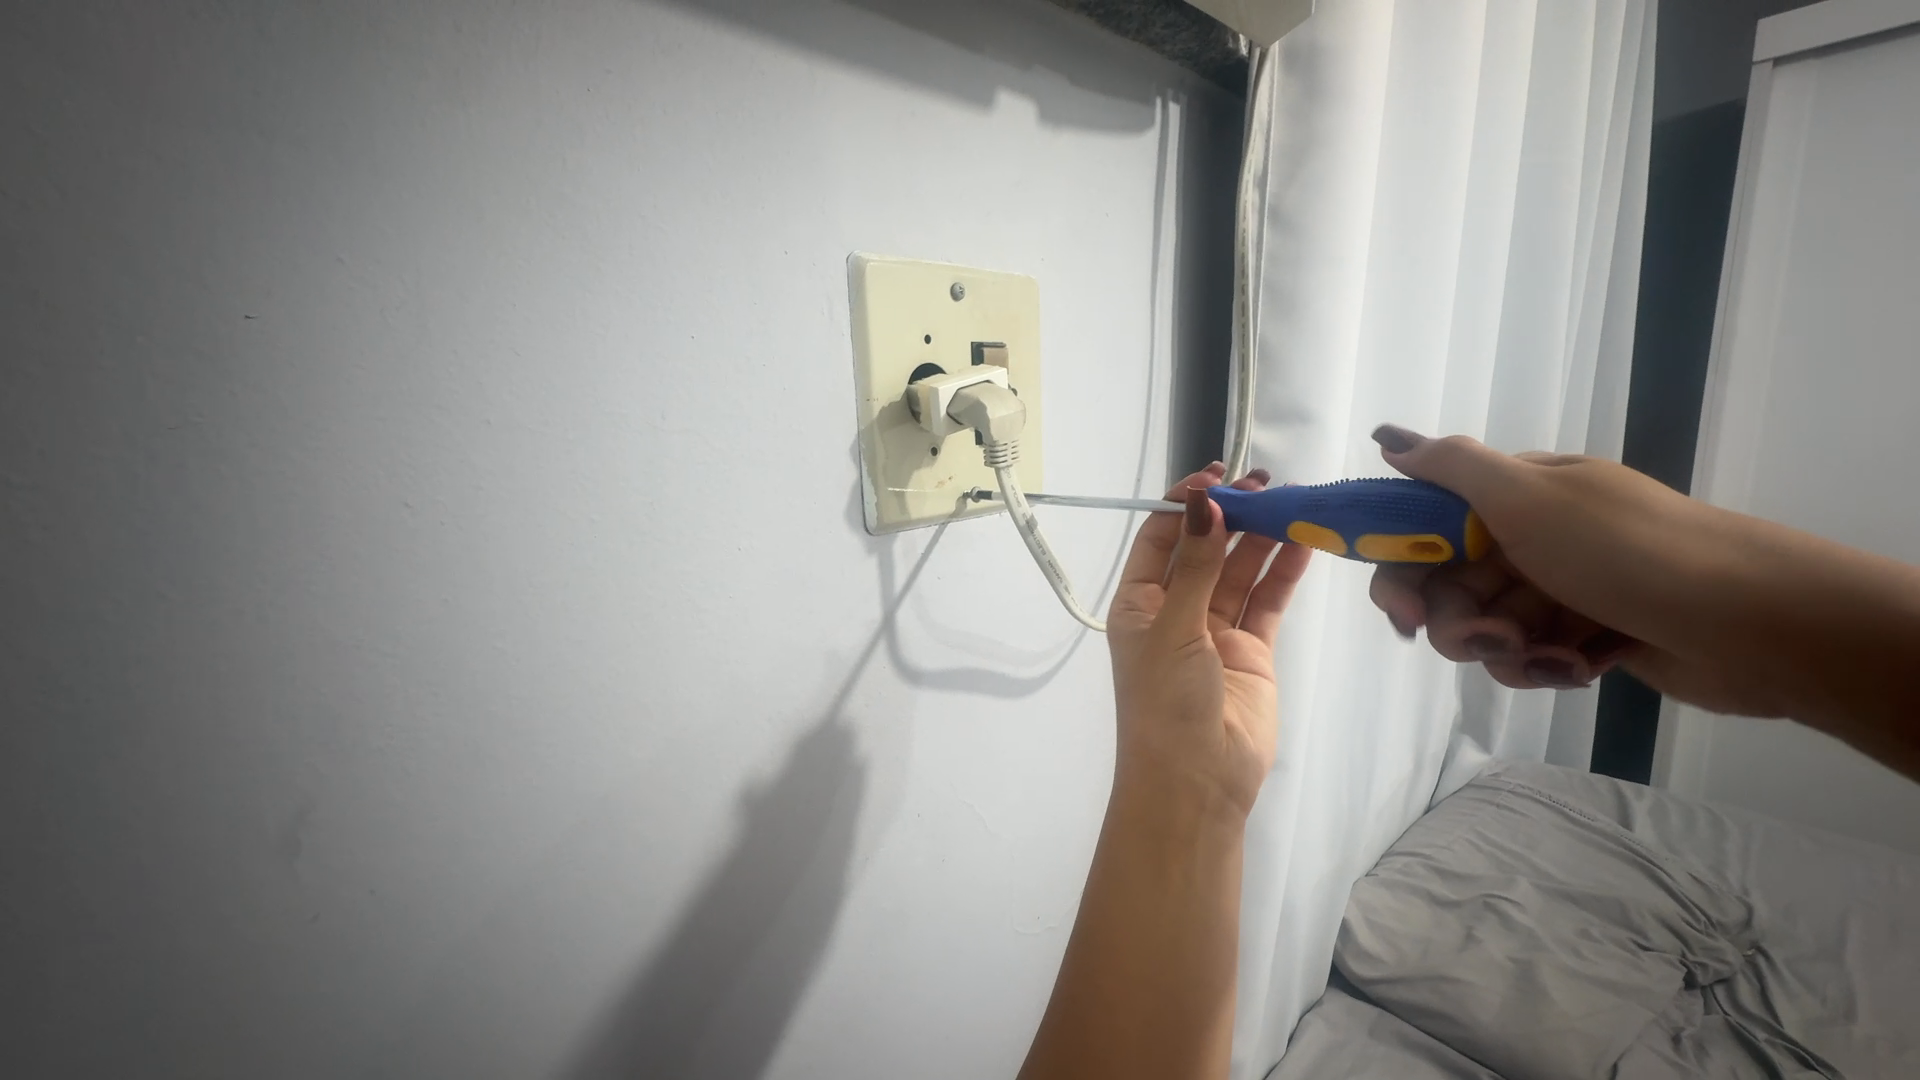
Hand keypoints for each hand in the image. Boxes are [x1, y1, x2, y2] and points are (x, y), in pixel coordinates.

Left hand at [1107, 463, 1313, 818]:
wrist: (1196, 782)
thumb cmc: (1166, 702)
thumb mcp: (1173, 627)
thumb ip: (1194, 566)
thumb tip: (1204, 504)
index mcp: (1137, 603)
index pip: (1160, 539)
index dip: (1186, 505)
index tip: (1216, 476)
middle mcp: (1173, 611)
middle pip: (1203, 550)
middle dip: (1231, 516)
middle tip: (1265, 482)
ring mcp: (1214, 630)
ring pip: (1238, 571)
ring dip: (1261, 538)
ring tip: (1291, 501)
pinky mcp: (1251, 650)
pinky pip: (1266, 601)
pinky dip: (1283, 572)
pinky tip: (1304, 540)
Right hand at [1365, 425, 1787, 717]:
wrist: (1756, 623)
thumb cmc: (1627, 550)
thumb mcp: (1530, 495)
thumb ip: (1450, 467)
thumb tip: (1389, 439)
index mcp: (1513, 498)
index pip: (1424, 529)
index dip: (1401, 569)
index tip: (1401, 610)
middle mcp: (1527, 540)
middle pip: (1446, 587)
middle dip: (1454, 621)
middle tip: (1484, 639)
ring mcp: (1556, 590)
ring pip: (1482, 628)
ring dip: (1501, 649)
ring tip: (1545, 655)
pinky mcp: (1581, 637)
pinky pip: (1525, 656)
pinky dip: (1541, 666)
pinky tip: (1574, 667)